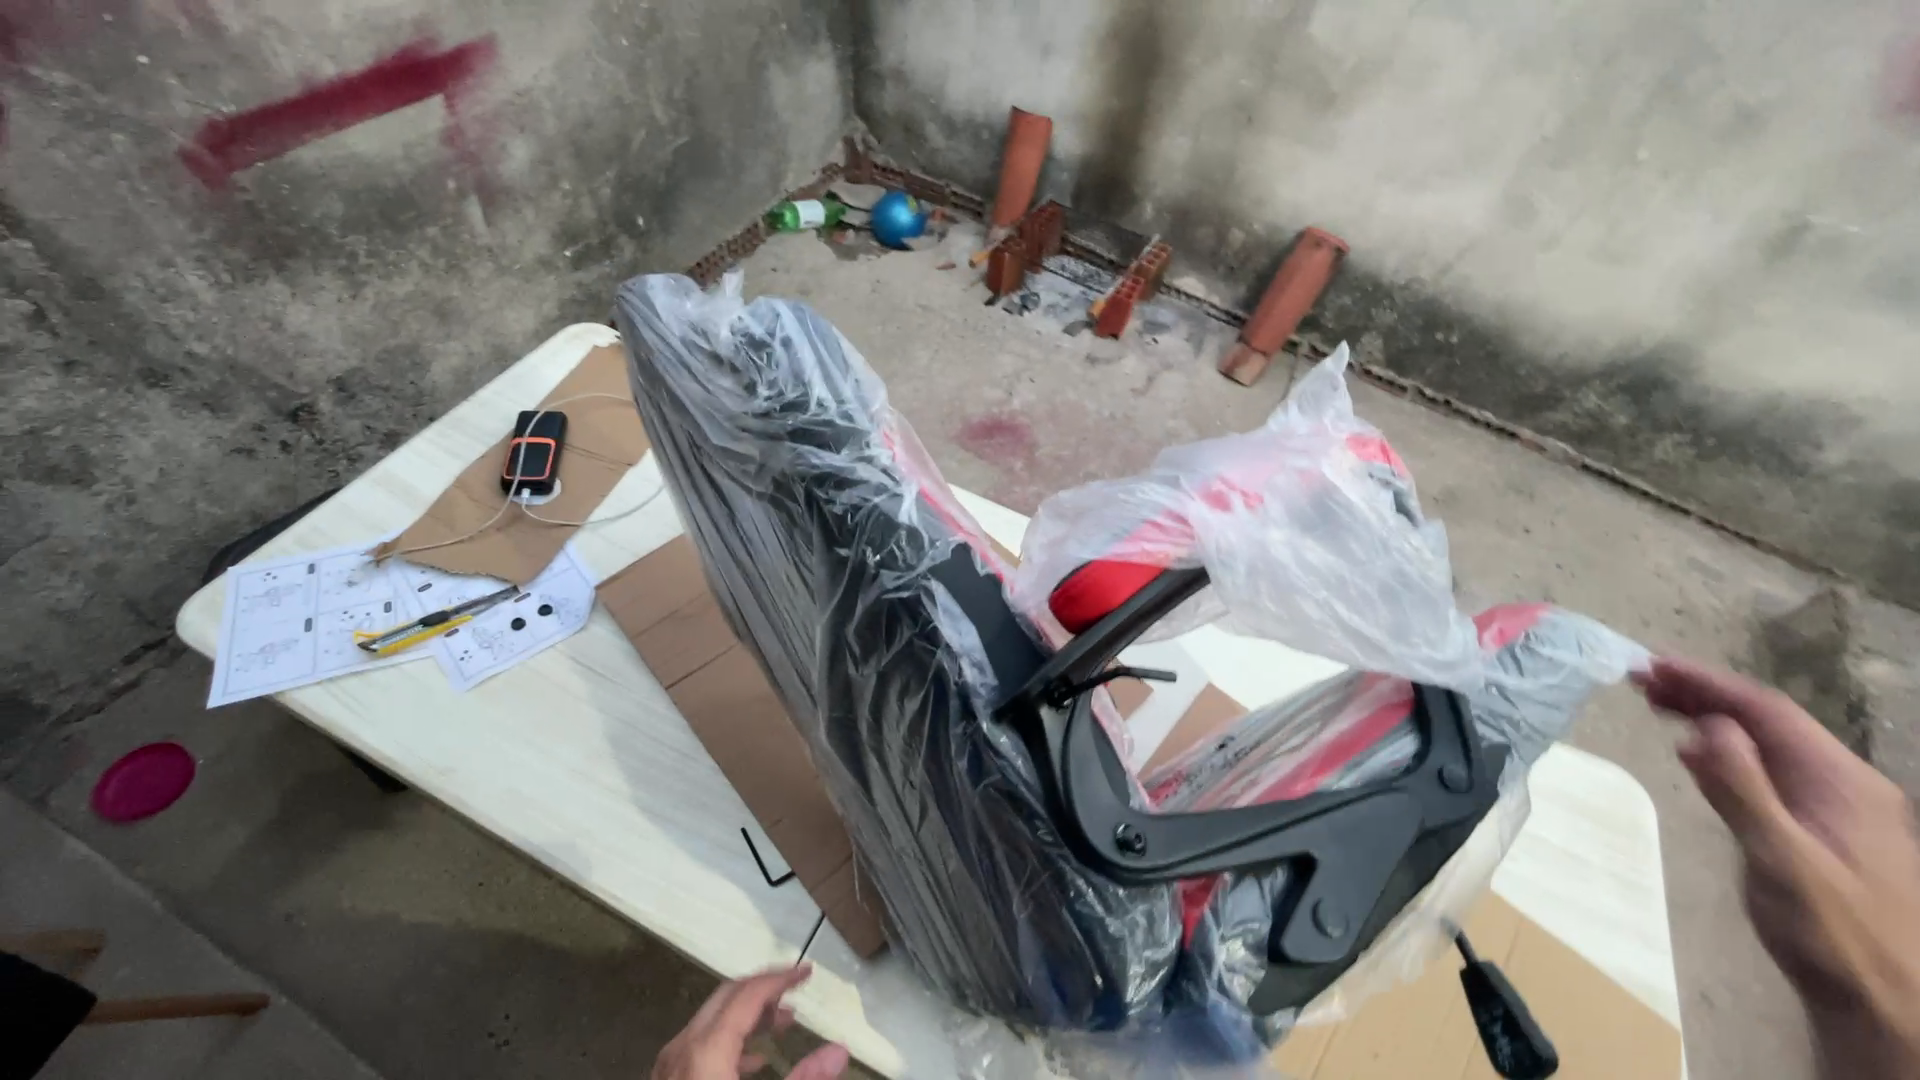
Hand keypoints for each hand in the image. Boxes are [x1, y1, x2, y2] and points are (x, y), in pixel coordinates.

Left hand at [650, 964, 849, 1079]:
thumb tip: (839, 1051)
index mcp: (706, 1050)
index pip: (748, 994)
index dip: (781, 979)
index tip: (808, 973)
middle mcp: (682, 1050)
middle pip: (727, 999)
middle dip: (765, 992)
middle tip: (798, 993)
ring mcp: (668, 1070)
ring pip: (712, 1022)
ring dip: (749, 1017)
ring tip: (784, 1024)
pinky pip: (700, 1047)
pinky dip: (731, 1041)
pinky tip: (753, 1062)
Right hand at [1636, 657, 1919, 1077]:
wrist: (1886, 1000)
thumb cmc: (1831, 929)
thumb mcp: (1781, 859)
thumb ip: (1743, 790)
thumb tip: (1704, 726)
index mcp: (1839, 780)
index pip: (1764, 710)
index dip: (1705, 681)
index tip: (1647, 665)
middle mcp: (1844, 781)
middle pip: (1767, 718)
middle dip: (1703, 691)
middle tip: (1639, 678)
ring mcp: (1837, 803)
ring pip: (1767, 739)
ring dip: (1711, 714)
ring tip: (1657, 701)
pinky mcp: (1822, 824)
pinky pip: (1768, 763)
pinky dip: (1724, 744)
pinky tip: (1697, 748)